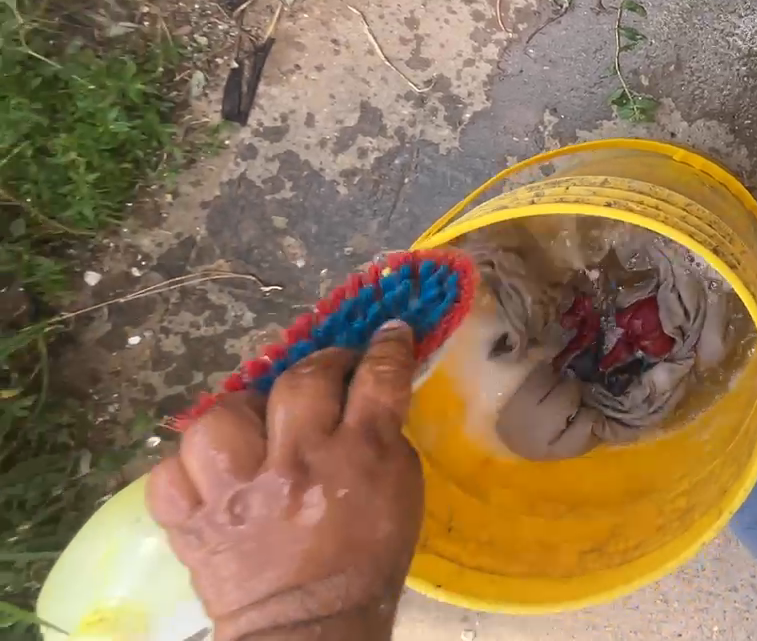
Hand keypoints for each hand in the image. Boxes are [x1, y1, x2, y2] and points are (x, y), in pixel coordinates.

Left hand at [148, 321, 424, 640]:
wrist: (312, 619)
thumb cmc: (373, 546)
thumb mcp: (401, 477)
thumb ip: (382, 429)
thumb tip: (371, 391)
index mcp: (361, 450)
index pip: (378, 373)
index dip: (387, 345)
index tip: (391, 331)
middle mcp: (296, 460)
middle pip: (302, 381)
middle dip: (323, 362)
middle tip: (332, 369)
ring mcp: (236, 490)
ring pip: (220, 417)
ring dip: (244, 407)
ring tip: (259, 416)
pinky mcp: (190, 522)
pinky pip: (170, 471)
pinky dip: (192, 461)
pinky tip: (219, 463)